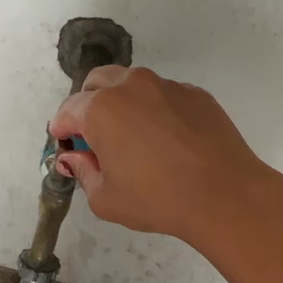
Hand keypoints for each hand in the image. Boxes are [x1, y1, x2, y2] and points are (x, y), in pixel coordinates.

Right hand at [49, 66, 282, 253]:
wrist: (222, 193)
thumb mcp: (105, 199)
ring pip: (131, 84)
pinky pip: (162, 96)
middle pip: (96, 83)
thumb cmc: (156, 200)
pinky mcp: (194, 94)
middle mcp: (131, 86)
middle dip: (87, 106)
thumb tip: (74, 157)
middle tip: (93, 138)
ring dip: (121, 105)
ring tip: (130, 140)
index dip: (60, 130)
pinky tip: (163, 143)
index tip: (64, 146)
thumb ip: (83, 173)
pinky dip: (152, 111)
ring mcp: (166, 85)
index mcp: (101, 110)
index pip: (68, 110)